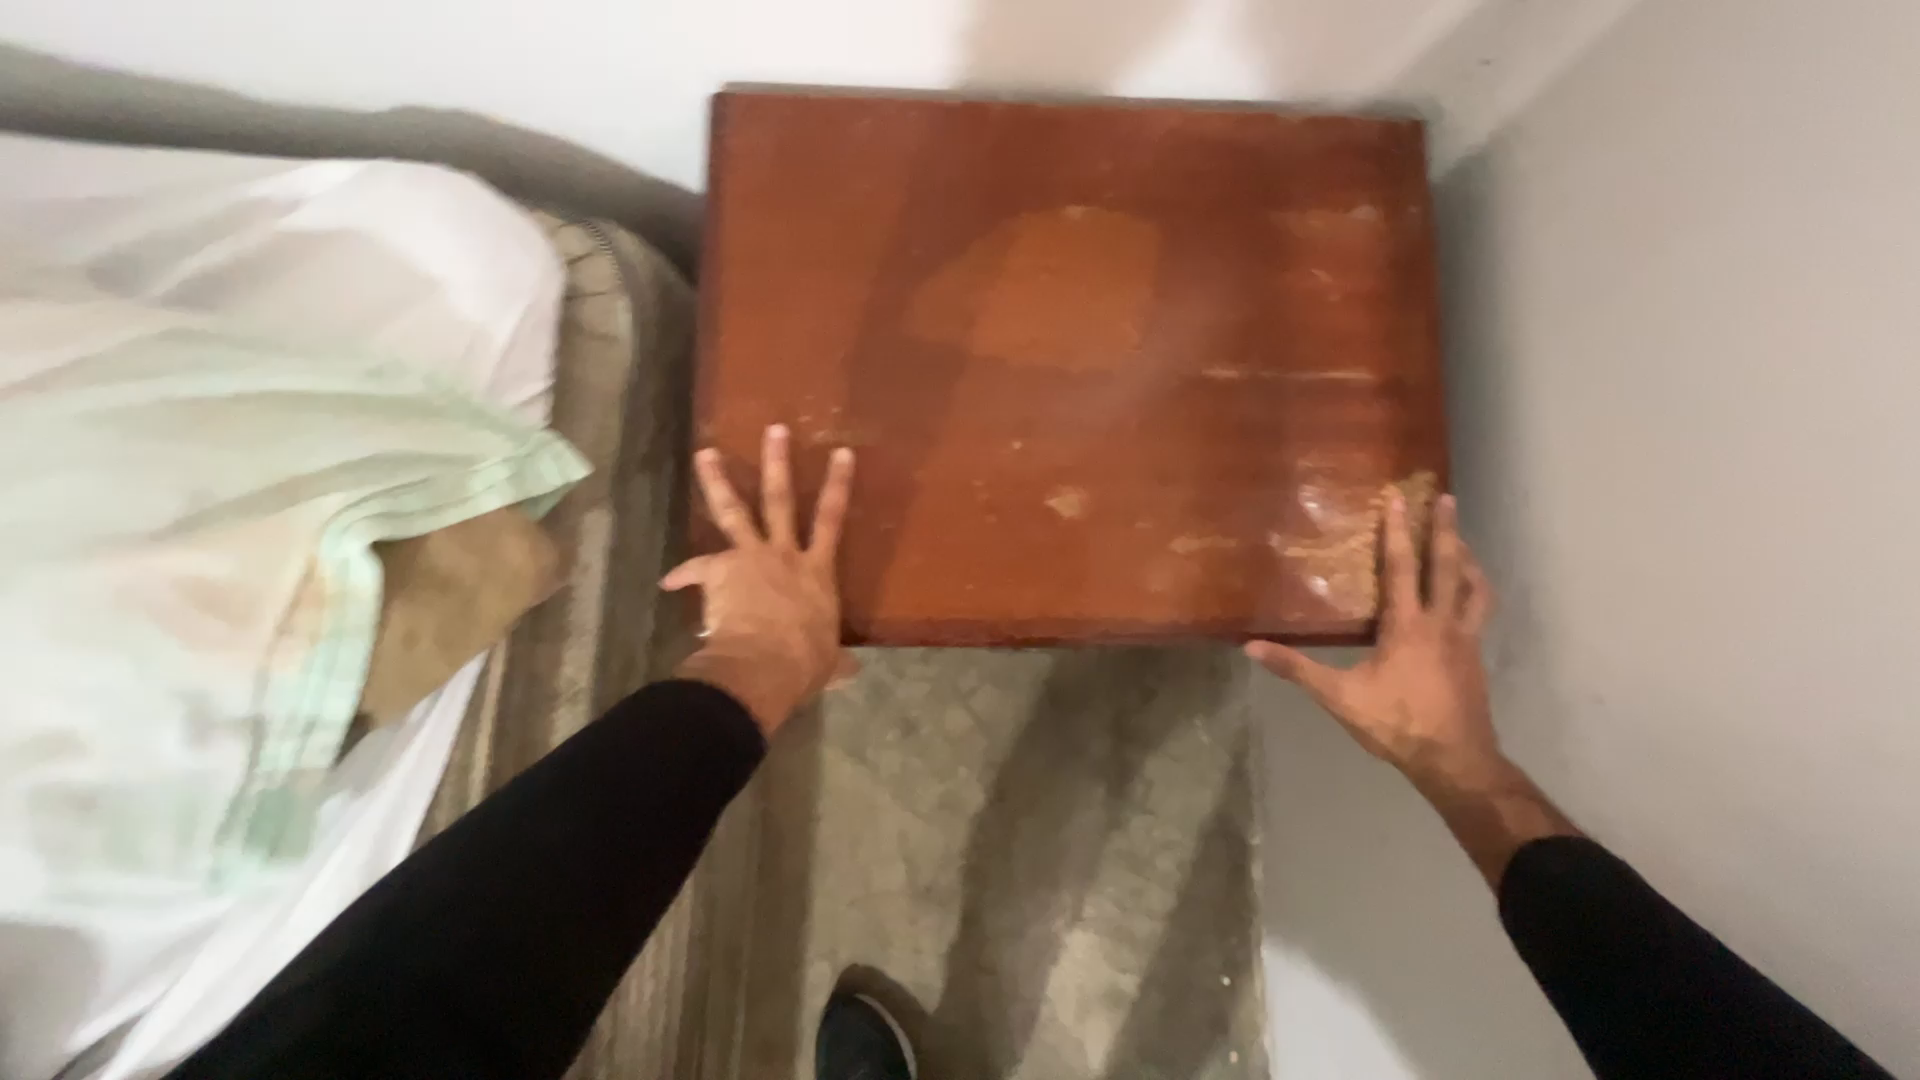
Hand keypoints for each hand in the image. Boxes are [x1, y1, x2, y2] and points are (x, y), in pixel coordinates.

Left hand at [663, 424, 855, 735]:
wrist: (766, 663)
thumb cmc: (805, 660)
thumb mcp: (827, 659)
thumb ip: (836, 660)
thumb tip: (851, 672)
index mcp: (817, 572)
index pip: (833, 519)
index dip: (838, 485)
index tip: (841, 453)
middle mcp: (784, 554)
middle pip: (779, 499)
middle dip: (776, 462)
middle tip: (772, 430)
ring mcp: (750, 558)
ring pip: (733, 511)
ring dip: (718, 481)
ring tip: (705, 454)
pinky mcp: (720, 573)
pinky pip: (696, 569)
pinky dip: (683, 575)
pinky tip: (669, 583)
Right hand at [1248, 493, 1506, 791]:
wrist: (1456, 762)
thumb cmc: (1396, 724)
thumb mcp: (1339, 698)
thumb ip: (1297, 669)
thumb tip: (1250, 647)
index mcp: (1408, 626)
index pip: (1403, 568)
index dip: (1399, 532)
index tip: (1400, 499)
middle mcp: (1442, 624)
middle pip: (1450, 566)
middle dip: (1447, 530)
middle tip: (1448, 498)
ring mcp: (1465, 641)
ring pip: (1475, 588)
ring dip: (1468, 560)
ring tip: (1461, 542)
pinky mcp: (1475, 658)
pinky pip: (1478, 612)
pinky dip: (1474, 592)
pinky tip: (1462, 598)